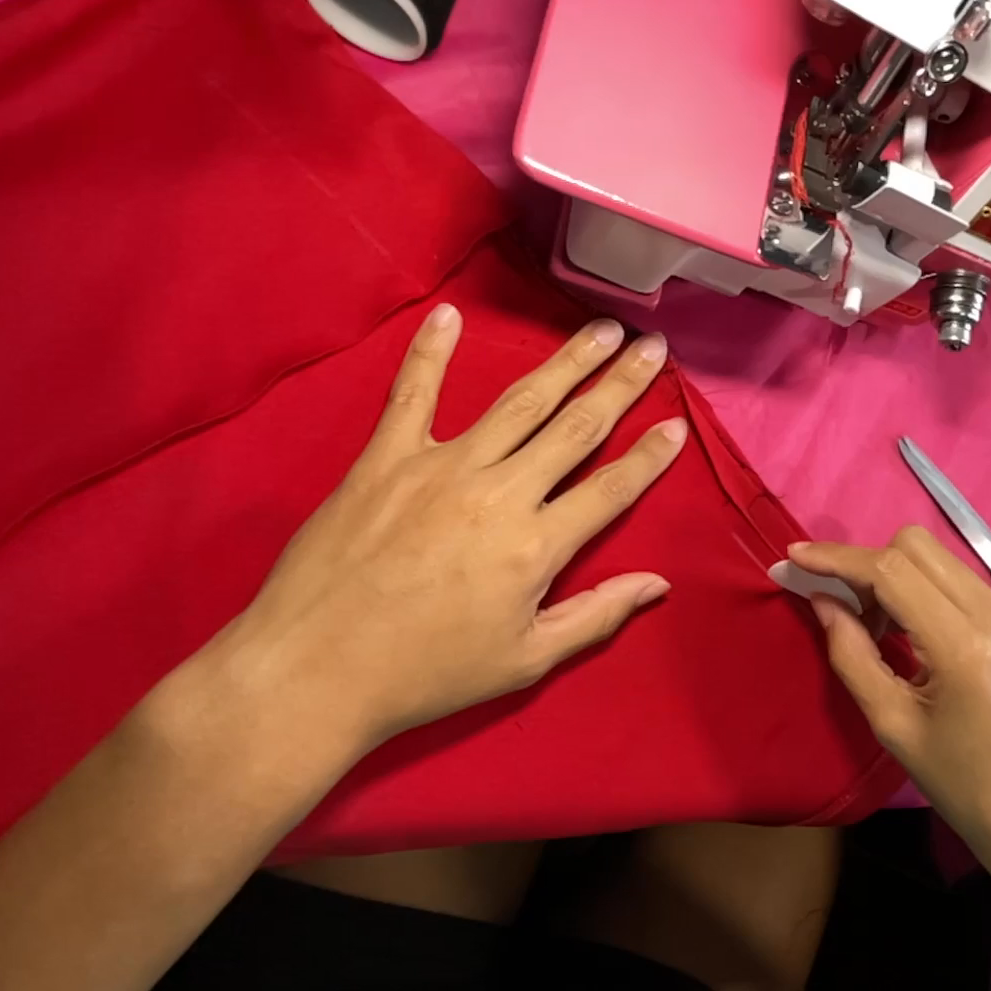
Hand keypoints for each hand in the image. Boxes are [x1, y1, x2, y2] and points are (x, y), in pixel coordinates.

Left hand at [209, 303, 687, 748]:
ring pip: (519, 402)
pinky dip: (430, 354)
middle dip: (622, 385)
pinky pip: (412, 395)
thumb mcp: (525, 661)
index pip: (613, 487)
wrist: (313, 673)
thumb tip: (658, 585)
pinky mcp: (385, 459)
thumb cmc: (428, 674)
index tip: (677, 424)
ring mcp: (442, 468)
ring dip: (565, 362)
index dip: (652, 455)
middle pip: (577, 428)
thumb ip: (597, 616)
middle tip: (653, 348)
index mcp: (537, 545)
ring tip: (600, 331)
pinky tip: (450, 316)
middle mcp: (500, 493)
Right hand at [787, 528, 990, 852]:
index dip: (837, 558)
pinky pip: (955, 577)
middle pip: (914, 545)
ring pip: (936, 555)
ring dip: (893, 573)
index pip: (891, 569)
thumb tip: (822, 600)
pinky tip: (907, 628)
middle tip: (842, 607)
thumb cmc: (963, 785)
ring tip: (873, 624)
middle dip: (865, 562)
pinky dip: (920, 586)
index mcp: (963, 644)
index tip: (794, 557)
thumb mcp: (892, 726)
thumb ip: (852, 654)